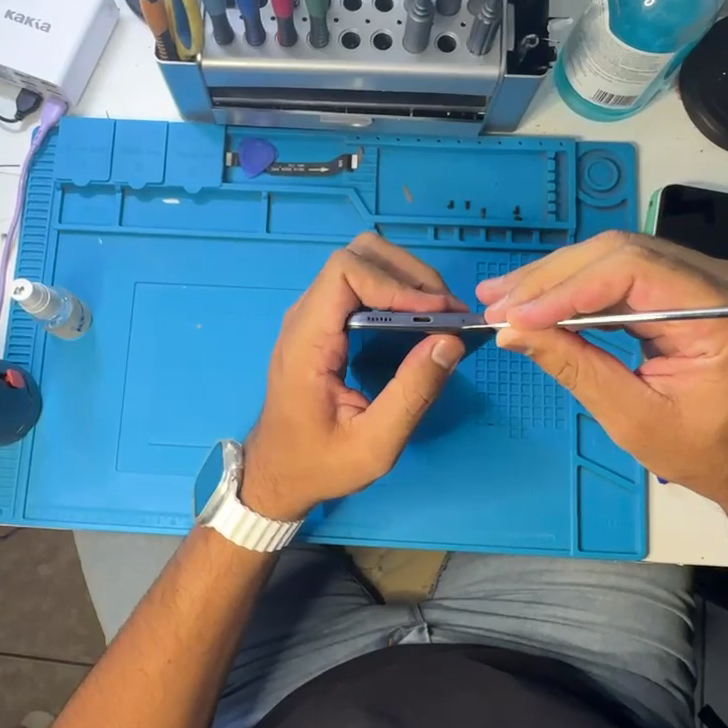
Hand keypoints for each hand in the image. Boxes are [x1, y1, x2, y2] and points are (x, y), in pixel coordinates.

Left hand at [242, 234, 467, 521]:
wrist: (277, 473)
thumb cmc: (319, 464)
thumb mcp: (373, 445)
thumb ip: (411, 394)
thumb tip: (449, 342)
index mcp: (307, 341)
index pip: (345, 271)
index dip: (395, 282)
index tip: (435, 313)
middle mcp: (305, 317)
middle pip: (357, 254)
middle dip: (408, 273)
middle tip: (447, 311)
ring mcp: (313, 316)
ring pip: (361, 262)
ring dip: (406, 278)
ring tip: (441, 314)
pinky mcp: (324, 324)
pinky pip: (361, 285)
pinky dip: (396, 291)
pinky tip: (421, 317)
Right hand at [477, 231, 727, 542]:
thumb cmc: (709, 454)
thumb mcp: (634, 418)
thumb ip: (574, 366)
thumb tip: (512, 331)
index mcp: (725, 313)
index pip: (632, 271)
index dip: (564, 288)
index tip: (511, 315)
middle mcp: (724, 280)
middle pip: (622, 253)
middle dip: (551, 277)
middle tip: (493, 300)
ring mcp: (712, 279)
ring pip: (620, 256)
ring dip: (558, 278)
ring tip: (504, 297)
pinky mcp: (696, 287)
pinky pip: (630, 273)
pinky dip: (582, 288)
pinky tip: (543, 299)